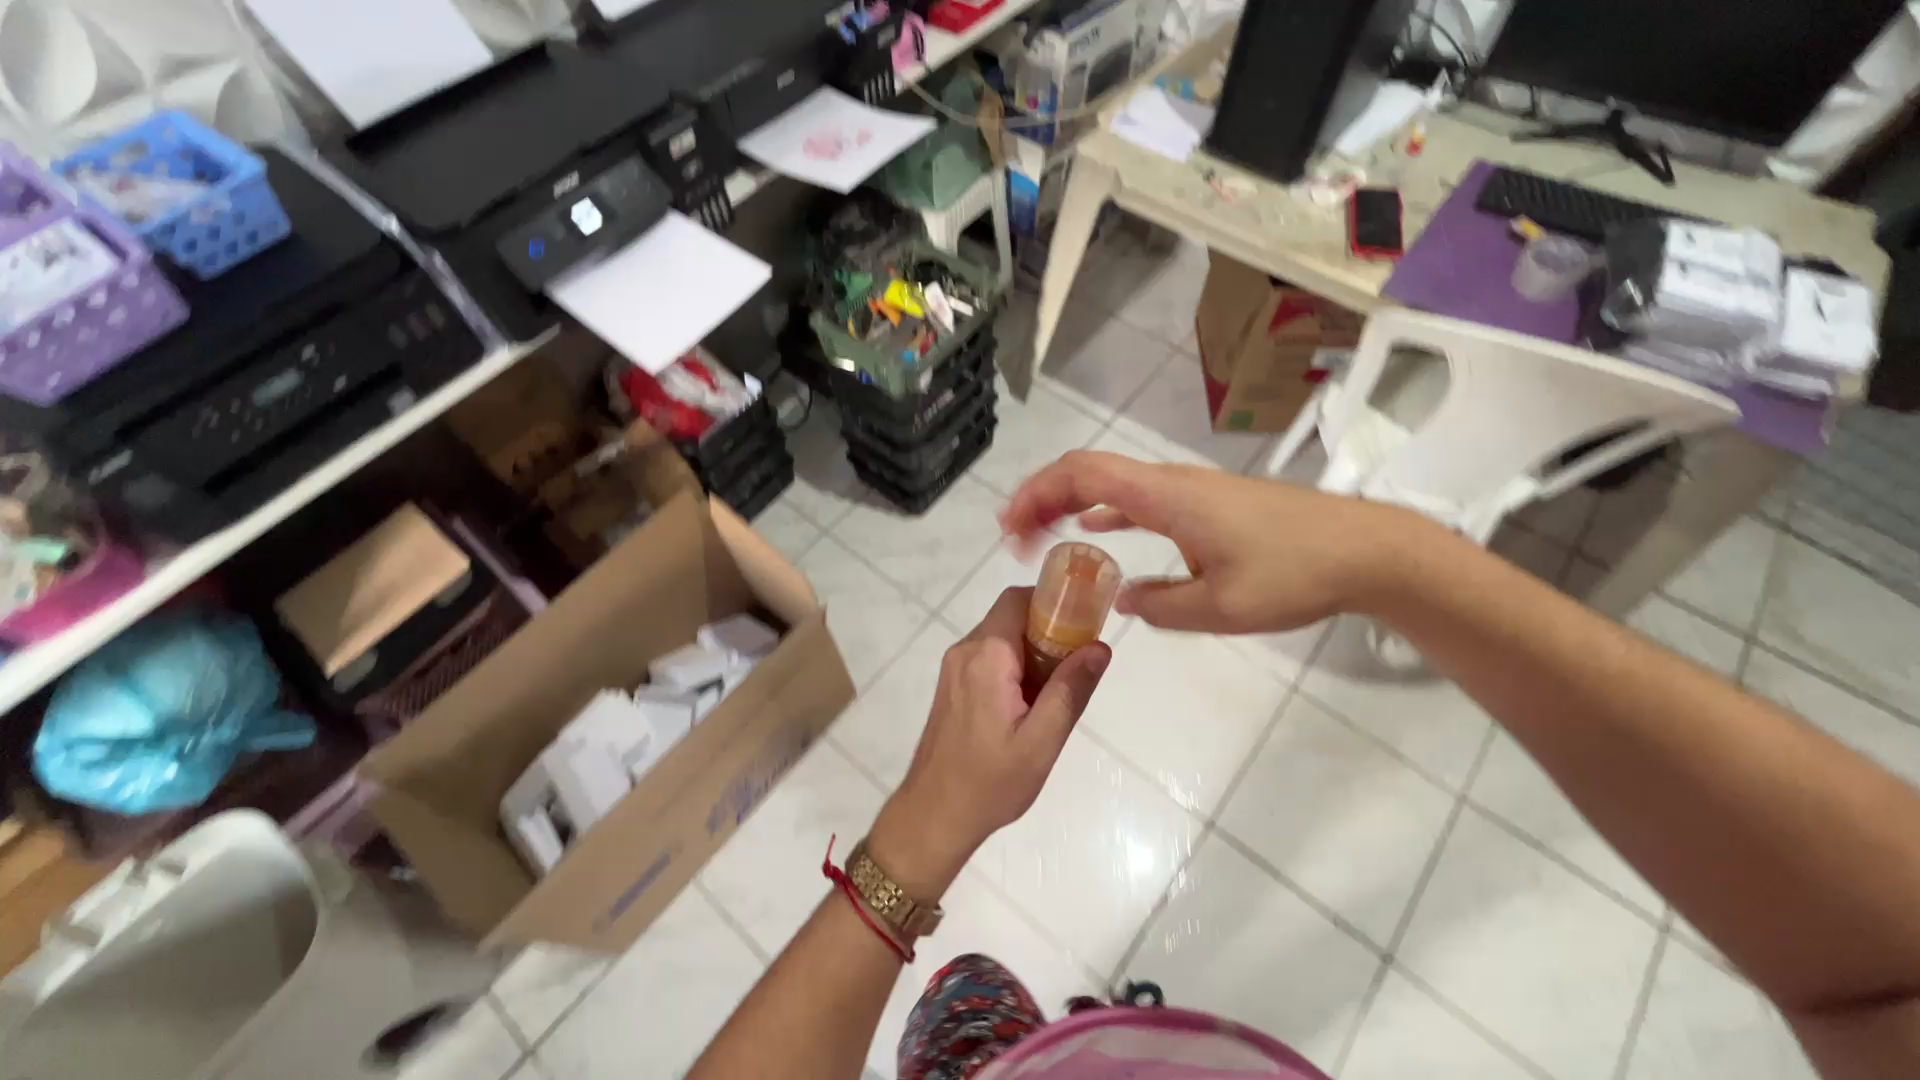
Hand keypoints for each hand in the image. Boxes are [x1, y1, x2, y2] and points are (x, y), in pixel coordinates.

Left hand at [866, 588, 1109, 899]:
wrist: (934, 815)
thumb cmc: (990, 782)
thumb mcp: (1041, 741)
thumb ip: (1071, 690)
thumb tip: (1100, 646)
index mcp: (986, 656)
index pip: (1019, 600)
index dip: (1054, 602)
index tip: (1085, 623)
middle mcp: (965, 652)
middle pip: (1012, 616)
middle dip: (1050, 630)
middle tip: (1079, 664)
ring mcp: (954, 669)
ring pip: (1002, 638)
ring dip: (1034, 652)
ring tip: (1060, 689)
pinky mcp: (953, 687)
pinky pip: (989, 659)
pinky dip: (1016, 668)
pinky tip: (1033, 704)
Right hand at [1000, 450, 1428, 633]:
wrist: (1365, 550)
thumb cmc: (1294, 574)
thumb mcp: (1222, 608)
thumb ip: (1161, 606)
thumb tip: (1122, 599)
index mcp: (1165, 496)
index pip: (1082, 475)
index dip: (1037, 494)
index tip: (1012, 530)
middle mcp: (1170, 482)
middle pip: (1088, 473)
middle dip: (1042, 498)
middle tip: (1014, 537)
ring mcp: (1189, 491)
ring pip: (1112, 485)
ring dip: (1070, 505)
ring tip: (1039, 536)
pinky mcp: (1205, 505)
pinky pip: (1139, 501)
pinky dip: (1105, 515)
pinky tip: (1095, 536)